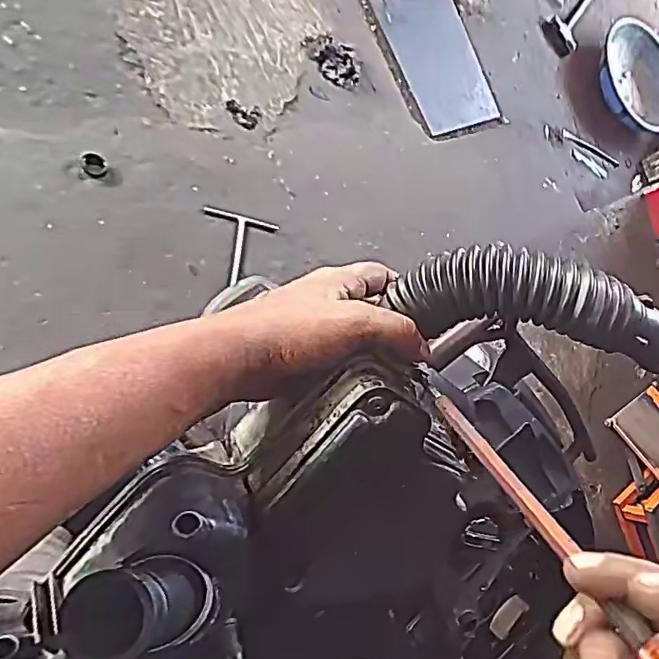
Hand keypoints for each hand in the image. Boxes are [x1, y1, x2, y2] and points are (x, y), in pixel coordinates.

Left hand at [208, 262, 427, 398]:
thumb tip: (421, 345)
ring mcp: (312, 329)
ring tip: (375, 371)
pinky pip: (335, 363)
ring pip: (354, 341)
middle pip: (372, 313)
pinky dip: (345, 373)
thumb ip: (396, 330)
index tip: (421, 318)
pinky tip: (348, 382)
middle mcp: (324, 301)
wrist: (237, 361)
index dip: (407, 294)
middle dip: (389, 334)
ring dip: (367, 357)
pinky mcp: (302, 356)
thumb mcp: (356, 323)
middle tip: (401, 352)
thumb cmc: (277, 332)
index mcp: (338, 281)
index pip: (384, 276)